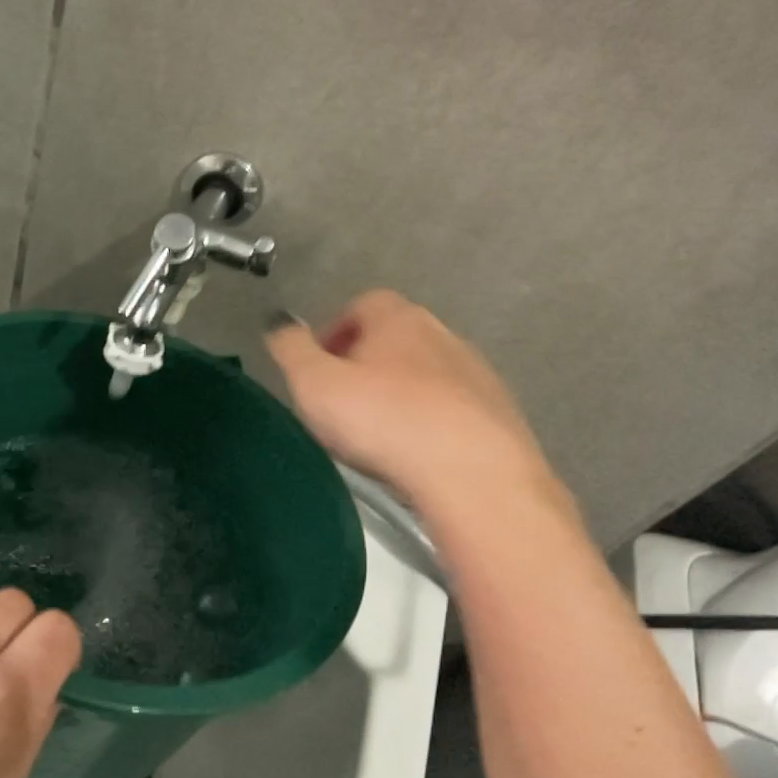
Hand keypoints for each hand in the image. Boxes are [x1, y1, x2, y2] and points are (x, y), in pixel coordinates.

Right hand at [264, 290, 553, 514]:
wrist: (472, 473)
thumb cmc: (382, 420)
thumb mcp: (314, 383)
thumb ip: (291, 348)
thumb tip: (280, 321)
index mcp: (398, 319)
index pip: (362, 305)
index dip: (333, 332)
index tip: (316, 367)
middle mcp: (442, 335)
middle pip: (395, 338)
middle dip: (364, 362)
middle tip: (338, 400)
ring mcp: (476, 374)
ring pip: (424, 374)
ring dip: (398, 393)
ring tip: (374, 432)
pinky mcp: (497, 414)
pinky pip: (449, 408)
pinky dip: (427, 420)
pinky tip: (412, 452)